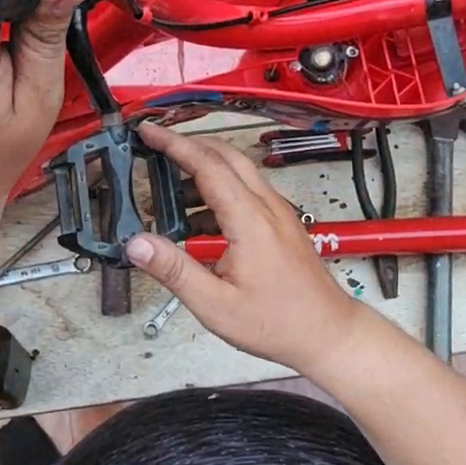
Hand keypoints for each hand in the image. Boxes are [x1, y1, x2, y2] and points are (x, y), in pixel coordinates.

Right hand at [124, 122, 378, 370]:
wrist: (328, 333)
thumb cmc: (278, 323)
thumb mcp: (215, 304)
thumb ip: (174, 271)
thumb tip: (137, 244)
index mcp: (250, 220)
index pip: (208, 166)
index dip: (174, 144)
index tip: (149, 131)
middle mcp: (267, 207)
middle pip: (226, 156)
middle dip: (188, 144)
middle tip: (155, 145)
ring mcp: (278, 213)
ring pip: (239, 171)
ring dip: (204, 167)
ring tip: (169, 188)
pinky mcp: (282, 223)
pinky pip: (248, 190)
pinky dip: (219, 188)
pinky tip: (200, 216)